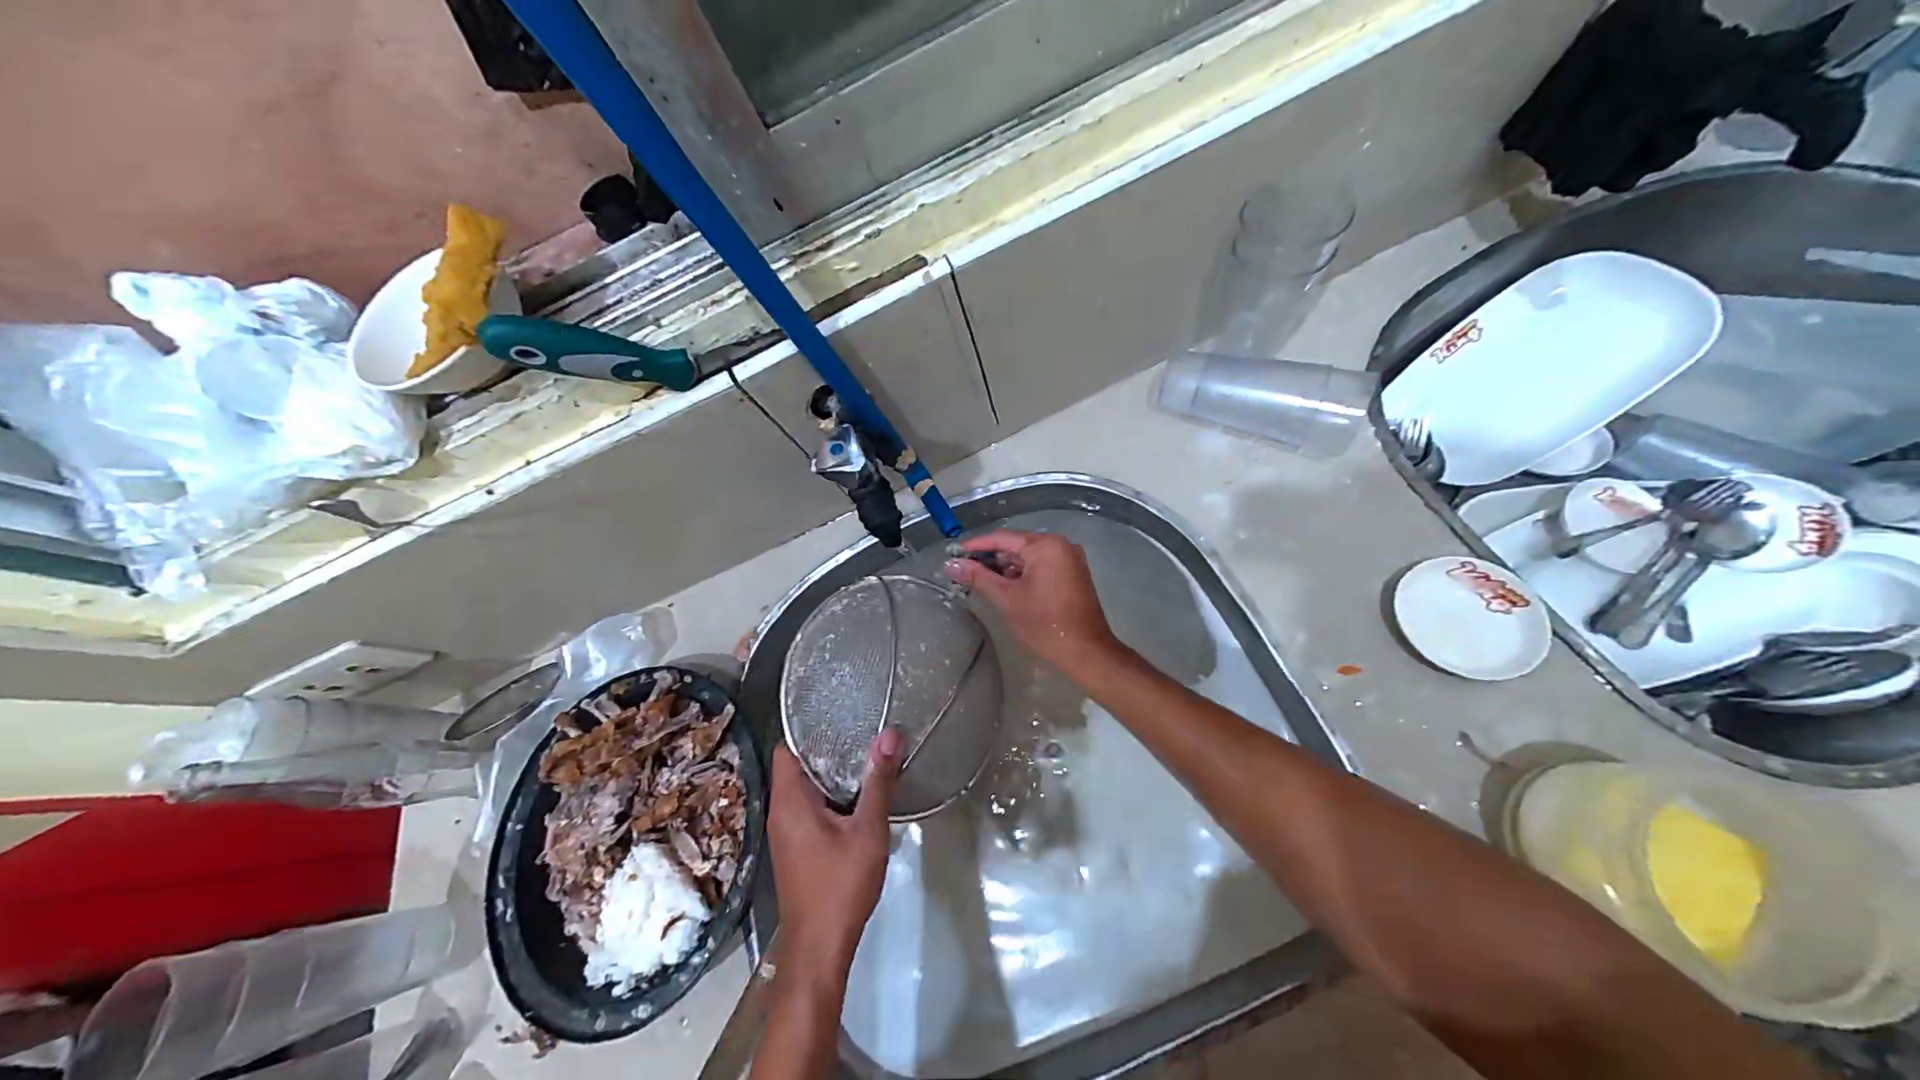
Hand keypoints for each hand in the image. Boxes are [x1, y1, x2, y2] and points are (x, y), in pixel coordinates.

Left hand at [767, 729, 901, 978]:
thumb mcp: (867, 831)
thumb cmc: (840, 885)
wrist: (820, 947)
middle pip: (797, 767)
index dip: (808, 729)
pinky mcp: (797, 847)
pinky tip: (857, 795)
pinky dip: (830, 796)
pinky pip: (809, 808)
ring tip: (864, 755)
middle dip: (826, 749)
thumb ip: (879, 782)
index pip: (787, 748)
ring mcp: (786, 832)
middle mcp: (781, 812)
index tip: (838, 714)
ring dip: (830, 774)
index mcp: (789, 801)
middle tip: (860, 729)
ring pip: (805, 789)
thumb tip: (890, 735)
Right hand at [945, 530, 1123, 674]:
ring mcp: (1070, 559)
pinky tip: (1006, 586)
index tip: (955, 553)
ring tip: (980, 579)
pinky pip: (1042, 566)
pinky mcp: (1074, 574)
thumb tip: (951, 565)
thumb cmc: (1044, 623)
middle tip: (964, 569)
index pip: (1003, 538)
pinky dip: (1023, 573)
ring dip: (1006, 567)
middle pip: (1017, 544)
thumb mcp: (1006, 598)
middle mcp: (1061, 545)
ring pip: (1030, 556)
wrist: (1085, 650)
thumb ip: (978, 577)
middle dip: (991, 557)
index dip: (976, 545)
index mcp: (1046, 545)